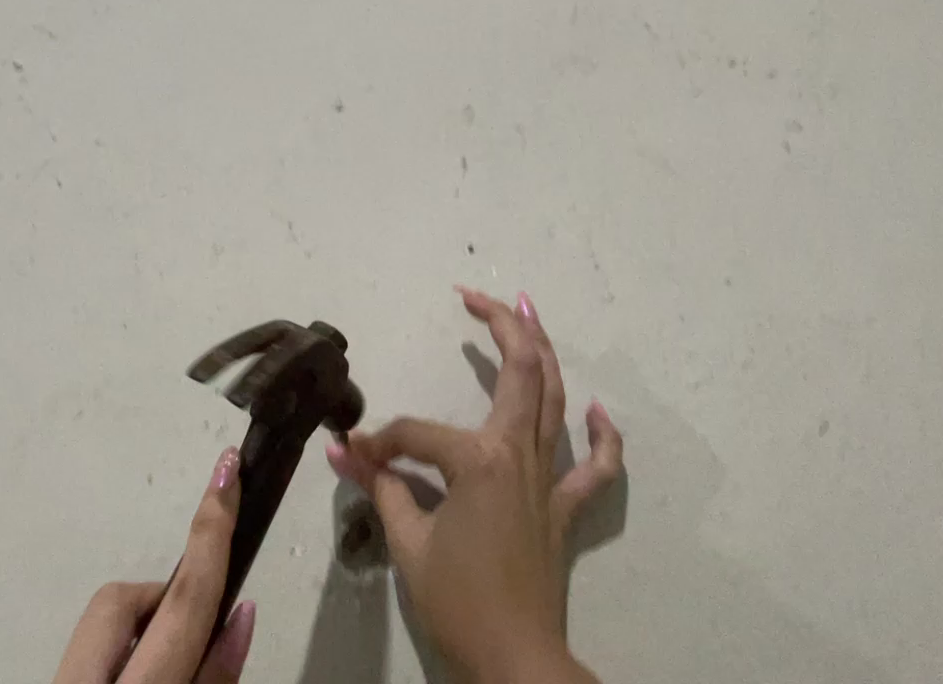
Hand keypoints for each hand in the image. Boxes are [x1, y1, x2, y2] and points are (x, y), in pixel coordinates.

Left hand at [53, 448, 256, 683]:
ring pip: (99, 621)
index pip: (183, 601)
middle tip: (186, 639)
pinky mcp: (50, 681)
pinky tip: (137, 678)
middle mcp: (81, 678)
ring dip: (139, 633)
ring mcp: (57, 678)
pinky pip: (86, 649)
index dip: (211, 534)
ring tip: (162, 670)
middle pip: (118, 596)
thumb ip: (215, 675)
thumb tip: (241, 609)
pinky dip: (119, 656)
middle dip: (159, 599)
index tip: (228, 470)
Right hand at [326, 288, 622, 683]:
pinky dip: (602, 437)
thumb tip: (339, 450)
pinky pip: (596, 468)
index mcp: (477, 460)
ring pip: (553, 399)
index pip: (418, 432)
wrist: (516, 660)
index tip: (354, 455)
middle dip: (500, 326)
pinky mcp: (565, 507)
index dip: (382, 441)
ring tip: (529, 310)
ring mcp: (548, 477)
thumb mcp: (407, 542)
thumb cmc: (458, 600)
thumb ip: (379, 485)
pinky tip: (597, 410)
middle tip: (476, 295)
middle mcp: (518, 453)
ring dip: (543, 351)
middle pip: (519, 373)